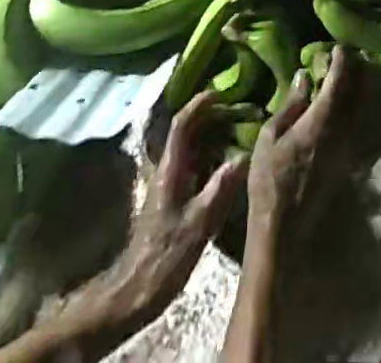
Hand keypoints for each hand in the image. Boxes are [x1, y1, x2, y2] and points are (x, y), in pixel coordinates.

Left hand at [88, 92, 245, 323]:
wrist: (138, 286)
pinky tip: (225, 167)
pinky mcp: (170, 198)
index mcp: (170, 170)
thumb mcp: (199, 223)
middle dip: (207, 117)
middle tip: (236, 112)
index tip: (219, 94)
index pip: (182, 125)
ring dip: (209, 137)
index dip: (199, 106)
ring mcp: (167, 184)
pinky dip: (208, 158)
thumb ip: (219, 189)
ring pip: (189, 150)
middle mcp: (166, 170)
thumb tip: (242, 157)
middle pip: (185, 133)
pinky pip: (192, 166)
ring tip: (236, 133)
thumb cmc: (167, 254)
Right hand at [247, 44, 354, 226]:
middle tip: (354, 57)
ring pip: (371, 112)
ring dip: (370, 90)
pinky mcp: (354, 164)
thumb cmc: (269, 178)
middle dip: (361, 72)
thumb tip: (304, 76)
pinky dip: (372, 113)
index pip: (338, 85)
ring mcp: (352, 151)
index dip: (341, 63)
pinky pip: (370, 131)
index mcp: (319, 124)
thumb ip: (291, 104)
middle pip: (362, 96)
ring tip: (362, 75)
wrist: (284, 226)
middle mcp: (342, 135)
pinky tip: (365, 107)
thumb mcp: (270, 135)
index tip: (339, 48)